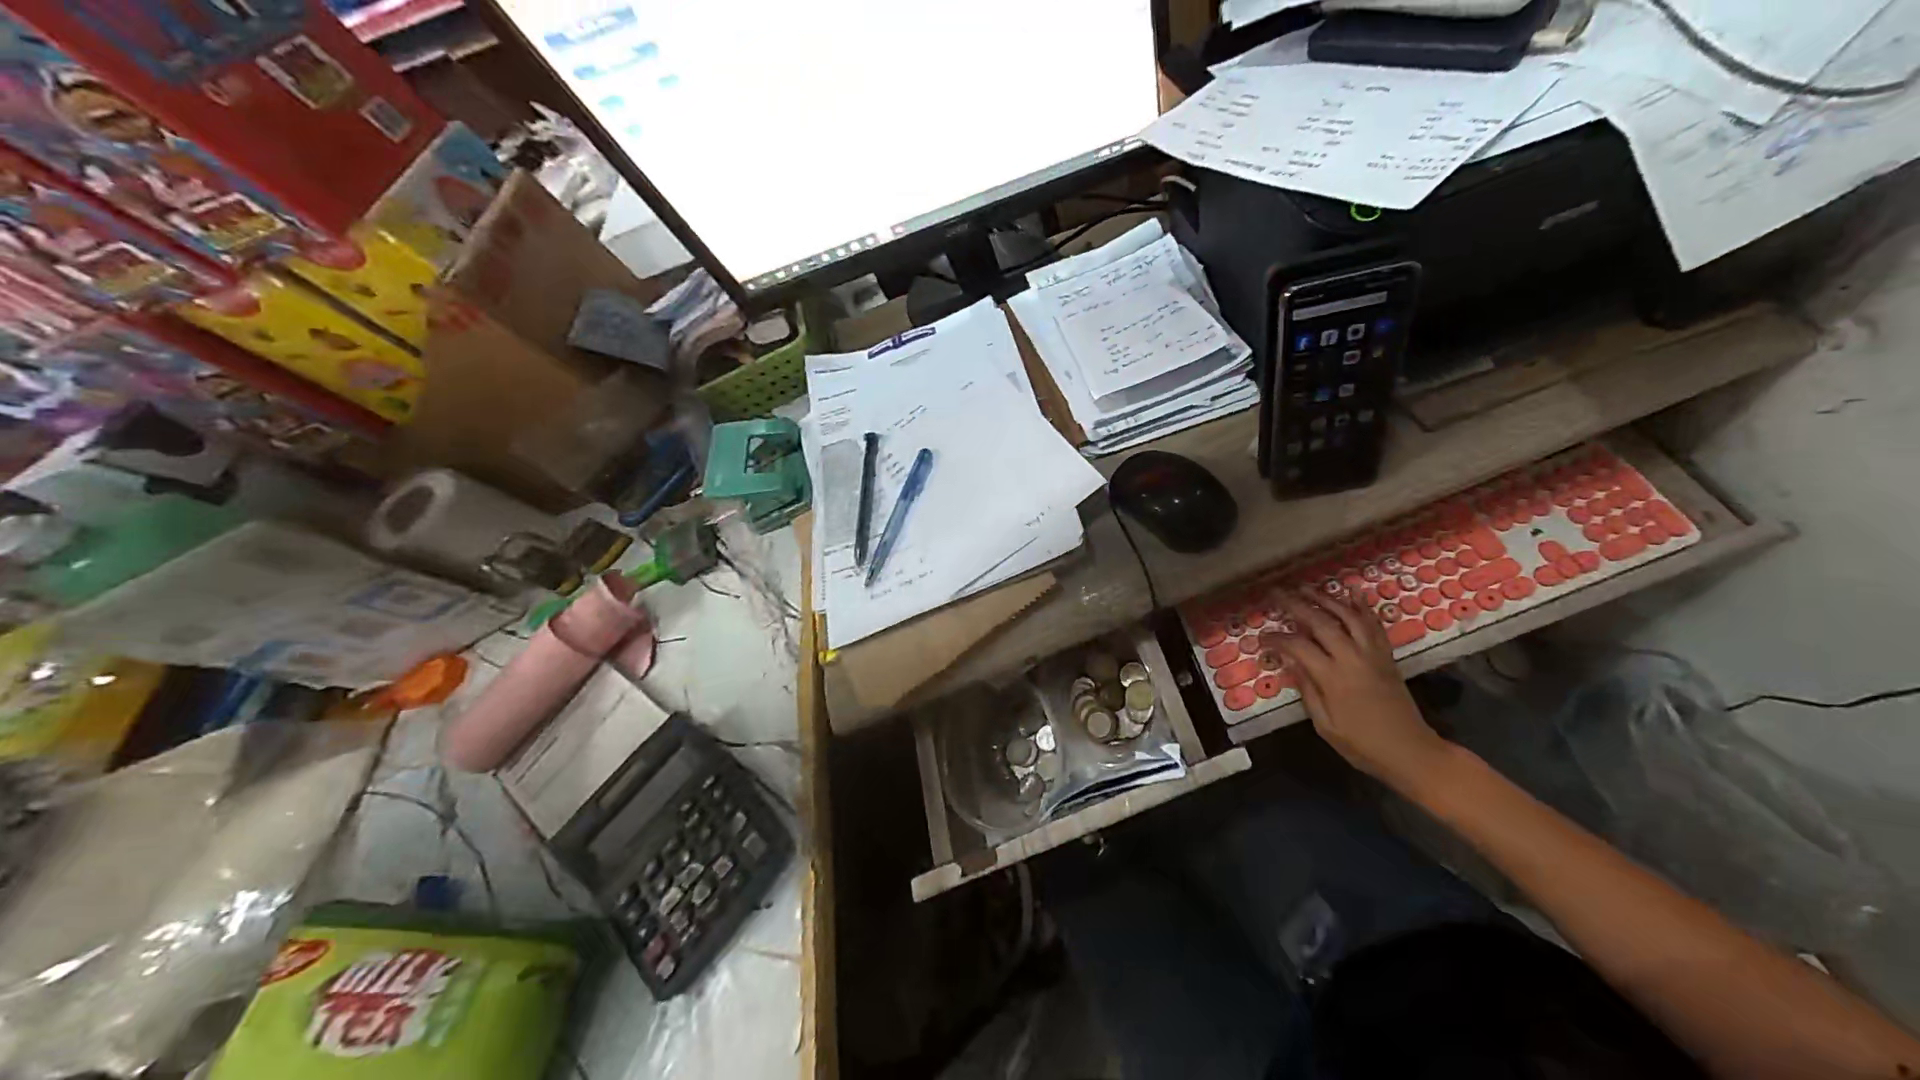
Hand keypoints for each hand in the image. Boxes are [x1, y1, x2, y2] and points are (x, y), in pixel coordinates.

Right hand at [1272, 588, 1454, 792]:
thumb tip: (1291, 663)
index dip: (1277, 639)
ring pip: (1348, 617)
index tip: (1262, 636)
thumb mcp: (1325, 725)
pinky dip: (1362, 607)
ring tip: (1307, 588)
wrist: (1411, 752)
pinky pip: (1374, 626)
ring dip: (1326, 599)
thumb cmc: (1362, 745)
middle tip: (1277, 593)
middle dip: (1296, 605)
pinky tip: (1352, 594)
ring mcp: (1373, 655)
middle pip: (1321, 623)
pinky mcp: (1387, 657)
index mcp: (1333, 678)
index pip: (1299, 647)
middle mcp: (1353, 659)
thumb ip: (1308, 690)